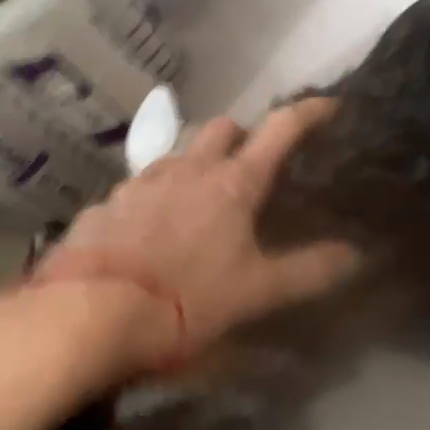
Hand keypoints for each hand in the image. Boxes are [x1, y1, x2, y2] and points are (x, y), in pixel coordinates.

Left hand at [28, 97, 359, 372]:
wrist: (74, 324)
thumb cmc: (180, 300)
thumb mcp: (256, 293)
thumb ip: (308, 271)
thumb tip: (354, 255)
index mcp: (235, 182)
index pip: (282, 127)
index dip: (310, 111)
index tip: (330, 105)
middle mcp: (189, 170)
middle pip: (223, 127)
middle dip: (242, 135)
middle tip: (251, 162)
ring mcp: (138, 187)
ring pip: (176, 156)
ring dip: (194, 166)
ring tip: (198, 200)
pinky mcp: (97, 212)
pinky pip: (132, 192)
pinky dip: (150, 201)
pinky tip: (146, 235)